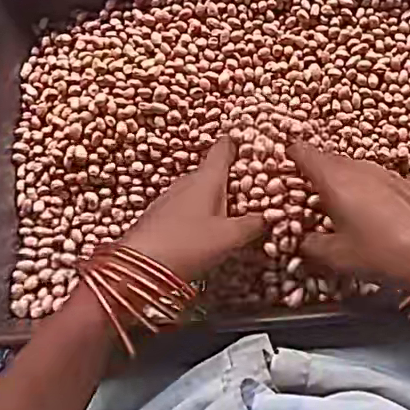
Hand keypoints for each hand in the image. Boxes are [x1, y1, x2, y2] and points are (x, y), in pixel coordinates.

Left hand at [118, 138, 264, 281]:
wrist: (138, 266)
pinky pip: (188, 205)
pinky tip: (209, 228)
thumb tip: (271, 216)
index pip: (223, 148)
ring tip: (237, 210)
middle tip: (256, 187)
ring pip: (200, 189)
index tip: (253, 145)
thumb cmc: (187, 244)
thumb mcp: (228, 237)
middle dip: (233, 176)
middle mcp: (187, 182)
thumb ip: (252, 224)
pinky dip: (202, 211)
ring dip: (217, 196)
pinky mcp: (161, 216)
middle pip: (214, 170)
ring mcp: (171, 198)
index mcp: (207, 178)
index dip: (239, 144)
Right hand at [288, 142, 409, 290]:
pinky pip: (368, 178)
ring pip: (347, 168)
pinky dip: (357, 189)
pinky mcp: (400, 182)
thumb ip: (308, 245)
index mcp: (334, 177)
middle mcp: (356, 167)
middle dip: (309, 173)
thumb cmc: (381, 252)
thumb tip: (298, 240)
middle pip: (323, 159)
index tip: (278, 172)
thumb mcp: (336, 256)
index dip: (286, 158)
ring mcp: (381, 172)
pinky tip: (361, 214)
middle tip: (300, 197)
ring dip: (335, 182)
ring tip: (330, 209)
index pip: (301, 151)